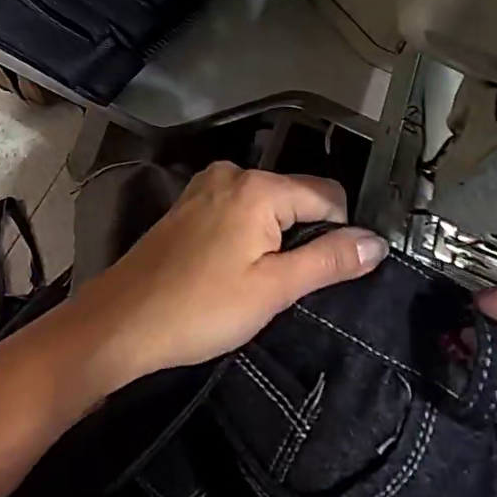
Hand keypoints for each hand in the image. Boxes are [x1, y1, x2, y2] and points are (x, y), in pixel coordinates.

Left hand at [60, 162, 388, 387]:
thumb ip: (328, 260)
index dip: (339, 233)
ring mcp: (208, 184)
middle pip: (297, 196)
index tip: (327, 274)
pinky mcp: (191, 202)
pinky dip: (249, 233)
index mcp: (259, 187)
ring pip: (269, 204)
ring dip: (276, 236)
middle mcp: (235, 172)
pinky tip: (231, 268)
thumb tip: (377, 242)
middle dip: (304, 235)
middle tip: (286, 284)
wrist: (119, 323)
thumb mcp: (273, 289)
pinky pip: (240, 208)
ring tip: (256, 280)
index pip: (328, 195)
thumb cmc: (200, 308)